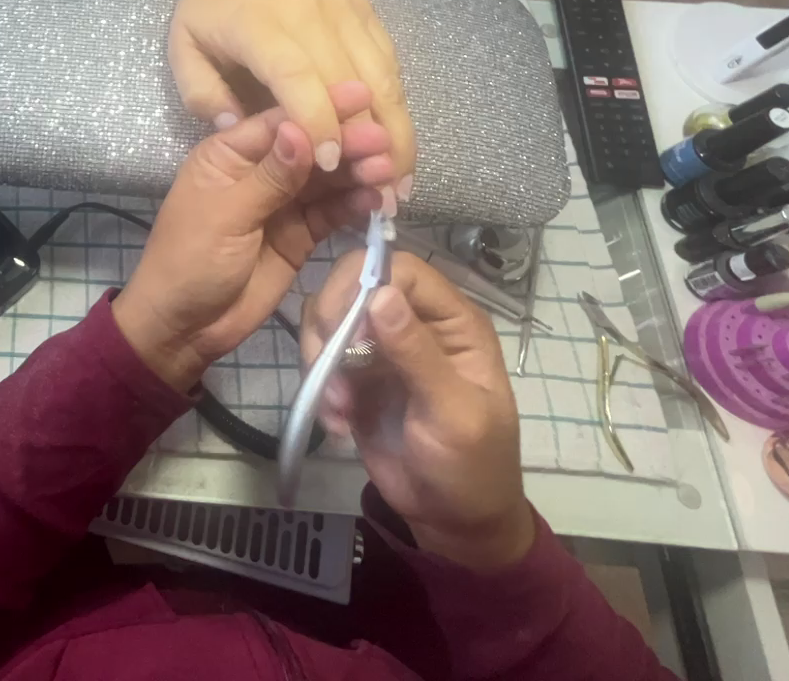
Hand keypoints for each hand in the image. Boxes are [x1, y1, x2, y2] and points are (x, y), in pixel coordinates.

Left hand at [112, 81, 392, 391]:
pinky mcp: (299, 234)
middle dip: (346, 143)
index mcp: (228, 155)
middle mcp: (258, 171)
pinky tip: (379, 202)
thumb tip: (301, 128)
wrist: (186, 326)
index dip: (319, 110)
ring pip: (326, 180)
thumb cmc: (190, 261)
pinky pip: (332, 213)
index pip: (279, 123)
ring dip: (357, 174)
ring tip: (388, 172)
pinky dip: (354, 207)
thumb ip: (268, 177)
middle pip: (310, 149)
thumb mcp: (225, 216)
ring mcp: (281, 203)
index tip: (363, 97)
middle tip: (384, 143)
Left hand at [170, 0, 414, 193]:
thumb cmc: (209, 8)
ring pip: (384, 78)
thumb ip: (202, 94)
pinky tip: (399, 149)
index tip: (330, 163)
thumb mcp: (183, 50)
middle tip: (380, 198)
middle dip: (370, 143)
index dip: (317, 120)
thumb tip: (236, 131)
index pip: (298, 76)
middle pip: (353, 83)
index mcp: (260, 26)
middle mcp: (311, 15)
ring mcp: (347, 12)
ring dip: (397, 134)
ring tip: (400, 186)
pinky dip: (398, 109)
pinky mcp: (367, 14)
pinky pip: (390, 66)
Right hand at [301, 253, 533, 570]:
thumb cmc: (470, 467)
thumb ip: (418, 354)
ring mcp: (378, 344)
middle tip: (325, 363)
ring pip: (328, 314)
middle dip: (331, 319)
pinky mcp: (352, 371)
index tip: (349, 329)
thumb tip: (380, 295)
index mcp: (452, 322)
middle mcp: (413, 322)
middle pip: (355, 282)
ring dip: (320, 358)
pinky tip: (335, 421)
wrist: (451, 519)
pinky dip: (317, 384)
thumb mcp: (452, 414)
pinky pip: (318, 354)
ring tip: (336, 406)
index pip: (402, 270)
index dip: (367, 286)